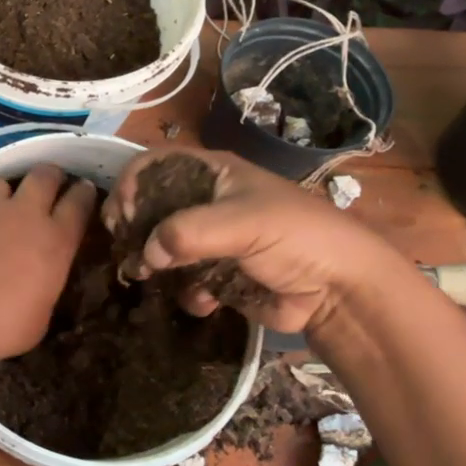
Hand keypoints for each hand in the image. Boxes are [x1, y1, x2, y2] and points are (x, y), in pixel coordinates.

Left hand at [0, 164, 97, 363]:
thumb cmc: (2, 327)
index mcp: (54, 240)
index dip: (84, 194)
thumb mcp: (42, 312)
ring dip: (7, 192)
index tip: (85, 192)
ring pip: (1, 182)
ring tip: (2, 208)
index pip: (79, 202)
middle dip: (51, 177)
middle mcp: (23, 213)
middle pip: (44, 175)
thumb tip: (44, 274)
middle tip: (50, 186)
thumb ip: (48, 281)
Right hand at [106, 147, 416, 333]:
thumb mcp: (242, 222)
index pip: (155, 165)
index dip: (132, 183)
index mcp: (213, 174)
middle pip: (151, 209)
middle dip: (136, 230)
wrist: (342, 290)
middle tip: (128, 250)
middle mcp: (206, 204)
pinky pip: (184, 283)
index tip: (123, 212)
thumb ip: (188, 233)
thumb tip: (145, 255)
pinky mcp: (217, 277)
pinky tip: (205, 300)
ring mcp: (211, 242)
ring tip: (150, 279)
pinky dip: (187, 294)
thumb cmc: (296, 237)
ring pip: (162, 249)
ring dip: (153, 266)